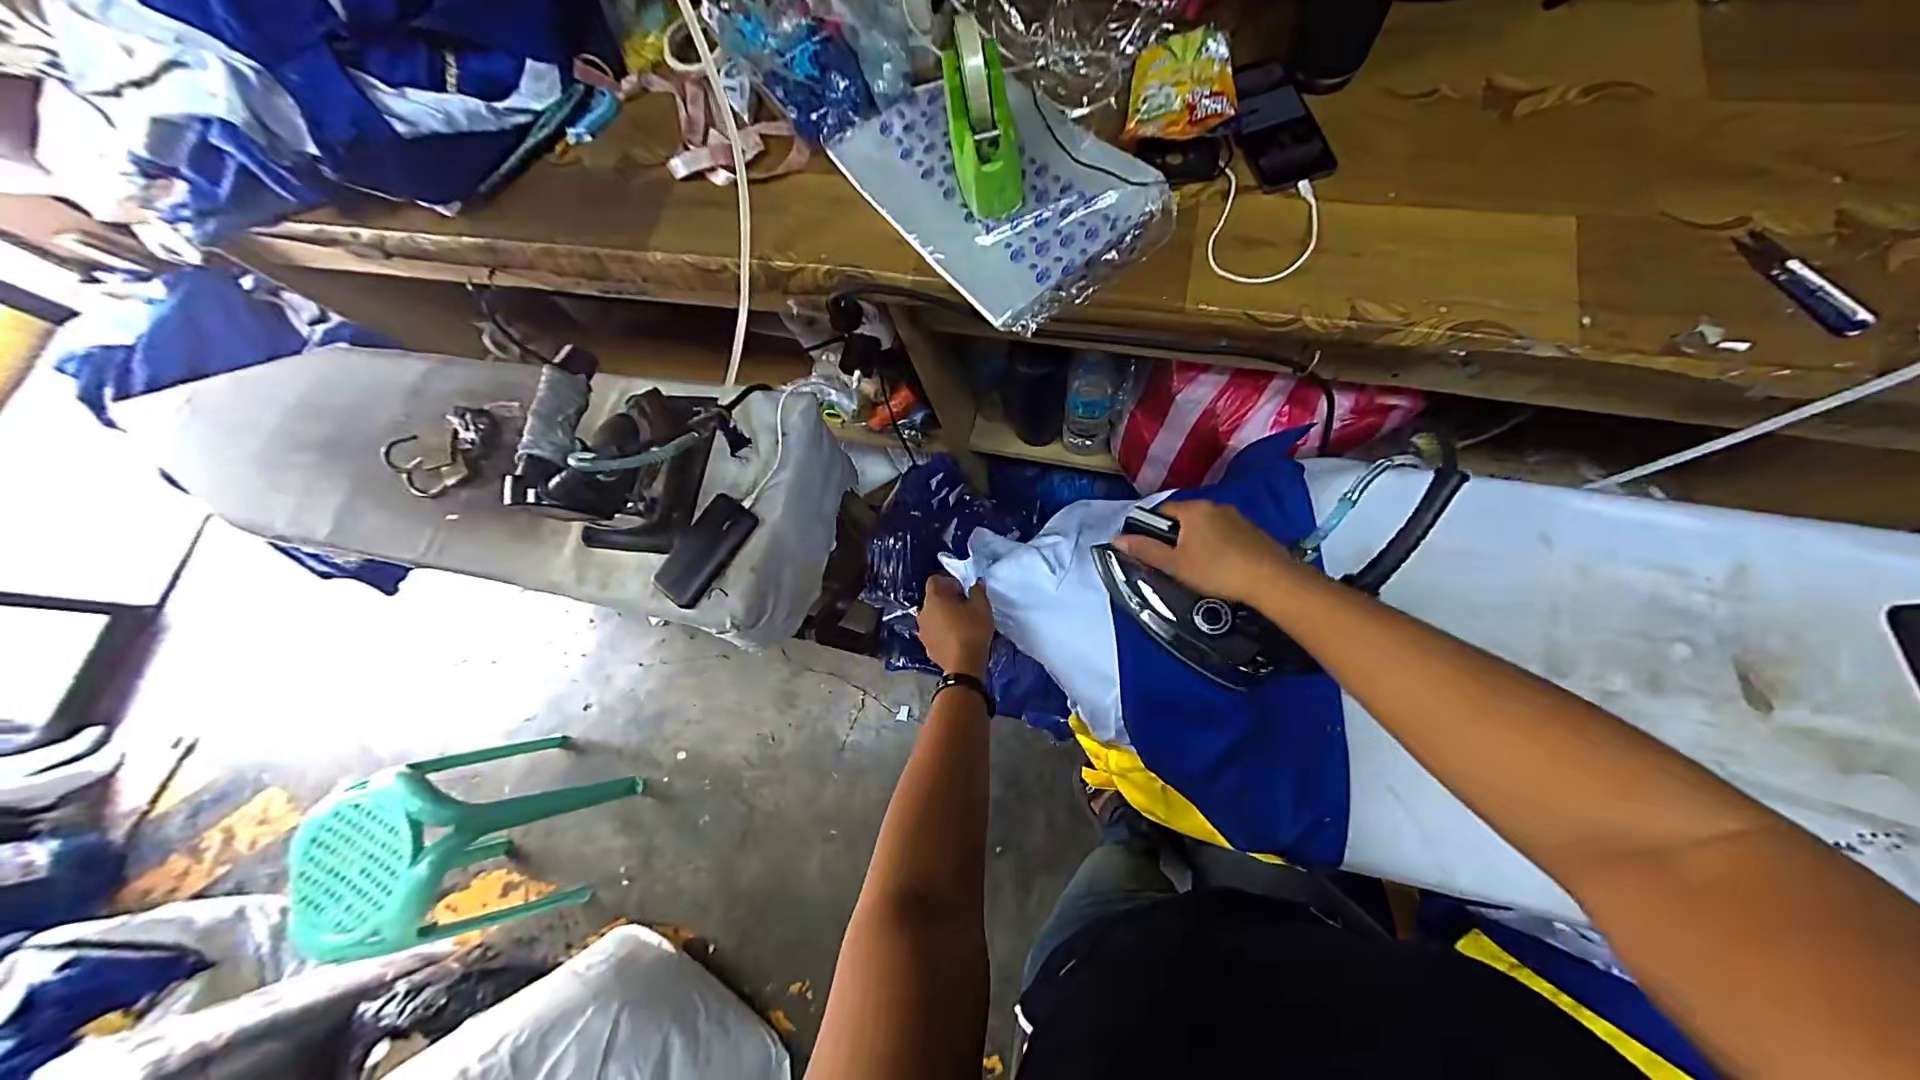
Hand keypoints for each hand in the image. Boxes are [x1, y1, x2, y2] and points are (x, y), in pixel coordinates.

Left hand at [918, 576, 993, 676]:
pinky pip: (932, 631)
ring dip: (942, 616)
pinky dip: (941, 631)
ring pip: (931, 616)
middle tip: (964, 607)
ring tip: (959, 624)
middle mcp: (923, 611)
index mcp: (934, 598)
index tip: (962, 592)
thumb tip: (976, 583)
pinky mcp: (925, 645)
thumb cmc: (972, 630)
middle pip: (932, 598)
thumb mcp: (982, 607)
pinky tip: (954, 639)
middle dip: (946, 599)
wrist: (964, 665)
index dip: (949, 582)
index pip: (934, 580)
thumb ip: (977, 591)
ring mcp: (922, 630)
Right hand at [1111, 500, 1293, 605]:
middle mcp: (1215, 505)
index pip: (1160, 512)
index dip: (1150, 530)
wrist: (1271, 580)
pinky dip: (1216, 546)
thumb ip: (1145, 550)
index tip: (1150, 552)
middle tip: (1171, 564)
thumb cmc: (1217, 570)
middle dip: (1174, 537)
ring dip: (1196, 542)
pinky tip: (1219, 567)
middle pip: (1183, 518)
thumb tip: (1117, 538)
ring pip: (1205, 526)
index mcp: (1193, 509)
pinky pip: (1224, 534)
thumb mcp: (1175, 564)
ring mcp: (1237, 517)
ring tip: (1195, 568)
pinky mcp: (1253, 531)